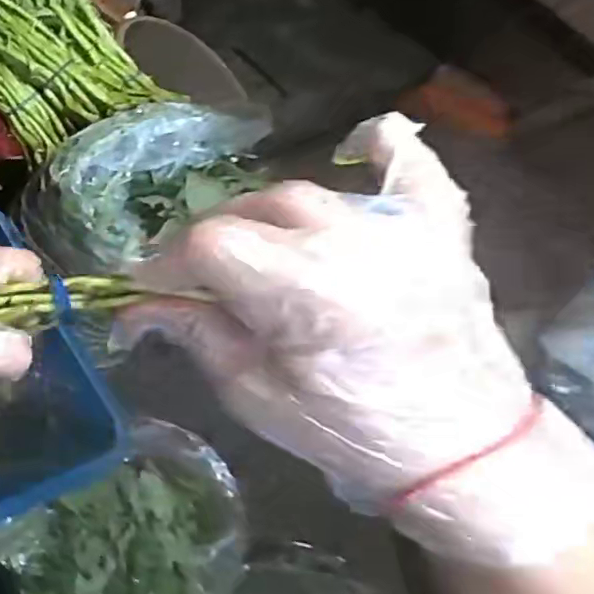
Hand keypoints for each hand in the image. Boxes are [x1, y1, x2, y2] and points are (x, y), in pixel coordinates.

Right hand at [115, 113, 593, 564]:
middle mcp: (352, 245)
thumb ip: (190, 329)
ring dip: (257, 217)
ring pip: (299, 194)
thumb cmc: (341, 427)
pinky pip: (413, 171)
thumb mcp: (244, 386)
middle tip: (189, 282)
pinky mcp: (440, 233)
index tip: (142, 292)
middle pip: (244, 213)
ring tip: (245, 250)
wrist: (464, 452)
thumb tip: (129, 308)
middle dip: (202, 244)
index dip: (162, 265)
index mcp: (302, 290)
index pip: (205, 244)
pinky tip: (357, 142)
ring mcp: (403, 232)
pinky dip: (383, 150)